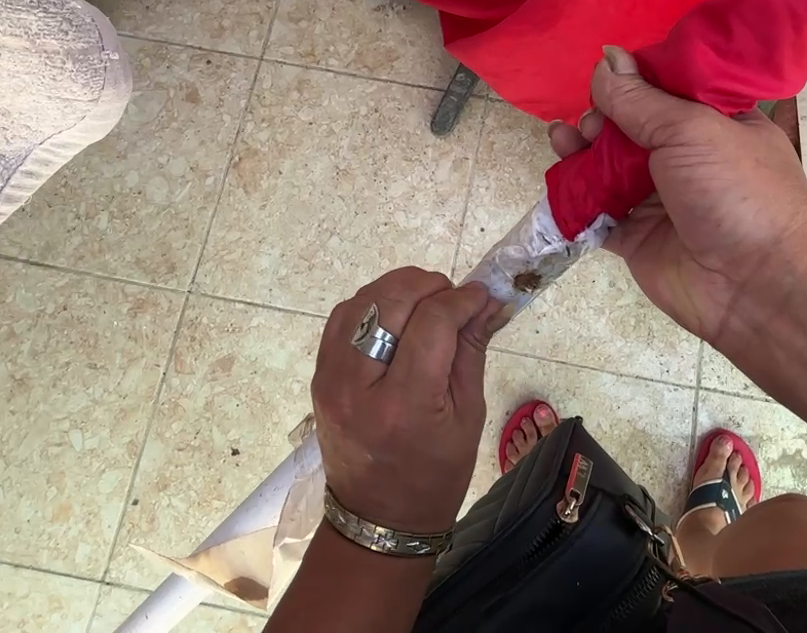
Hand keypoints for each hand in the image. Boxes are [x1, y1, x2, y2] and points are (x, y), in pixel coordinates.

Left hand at [312, 268, 499, 535]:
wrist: (377, 520)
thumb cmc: (435, 475)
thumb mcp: (468, 415)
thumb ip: (472, 349)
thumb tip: (487, 300)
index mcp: (403, 404)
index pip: (432, 324)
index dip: (460, 299)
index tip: (481, 294)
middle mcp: (358, 385)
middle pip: (391, 302)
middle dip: (429, 285)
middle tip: (454, 295)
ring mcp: (330, 378)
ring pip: (363, 301)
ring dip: (399, 289)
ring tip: (427, 301)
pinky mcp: (319, 374)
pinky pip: (343, 316)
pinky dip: (373, 304)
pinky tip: (397, 315)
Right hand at [549, 47, 806, 342]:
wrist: (758, 287)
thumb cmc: (737, 191)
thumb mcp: (691, 129)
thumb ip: (639, 98)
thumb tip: (606, 57)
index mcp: (715, 122)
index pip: (667, 89)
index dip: (635, 79)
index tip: (607, 71)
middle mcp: (687, 157)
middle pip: (630, 126)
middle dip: (603, 116)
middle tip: (593, 122)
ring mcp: (660, 199)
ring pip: (608, 166)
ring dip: (582, 148)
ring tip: (564, 138)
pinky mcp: (636, 237)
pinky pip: (597, 210)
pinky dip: (574, 193)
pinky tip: (560, 172)